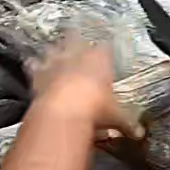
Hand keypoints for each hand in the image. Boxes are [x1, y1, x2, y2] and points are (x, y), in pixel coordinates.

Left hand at [26, 38, 142, 139]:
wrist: (63, 112)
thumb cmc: (95, 109)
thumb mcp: (115, 117)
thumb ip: (126, 123)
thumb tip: (139, 134)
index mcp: (99, 60)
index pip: (104, 47)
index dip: (103, 48)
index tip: (104, 49)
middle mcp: (76, 55)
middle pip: (75, 37)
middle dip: (75, 36)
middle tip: (74, 35)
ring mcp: (55, 62)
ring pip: (53, 47)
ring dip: (53, 48)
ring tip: (53, 48)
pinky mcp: (37, 73)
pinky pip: (33, 64)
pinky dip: (32, 64)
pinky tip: (31, 64)